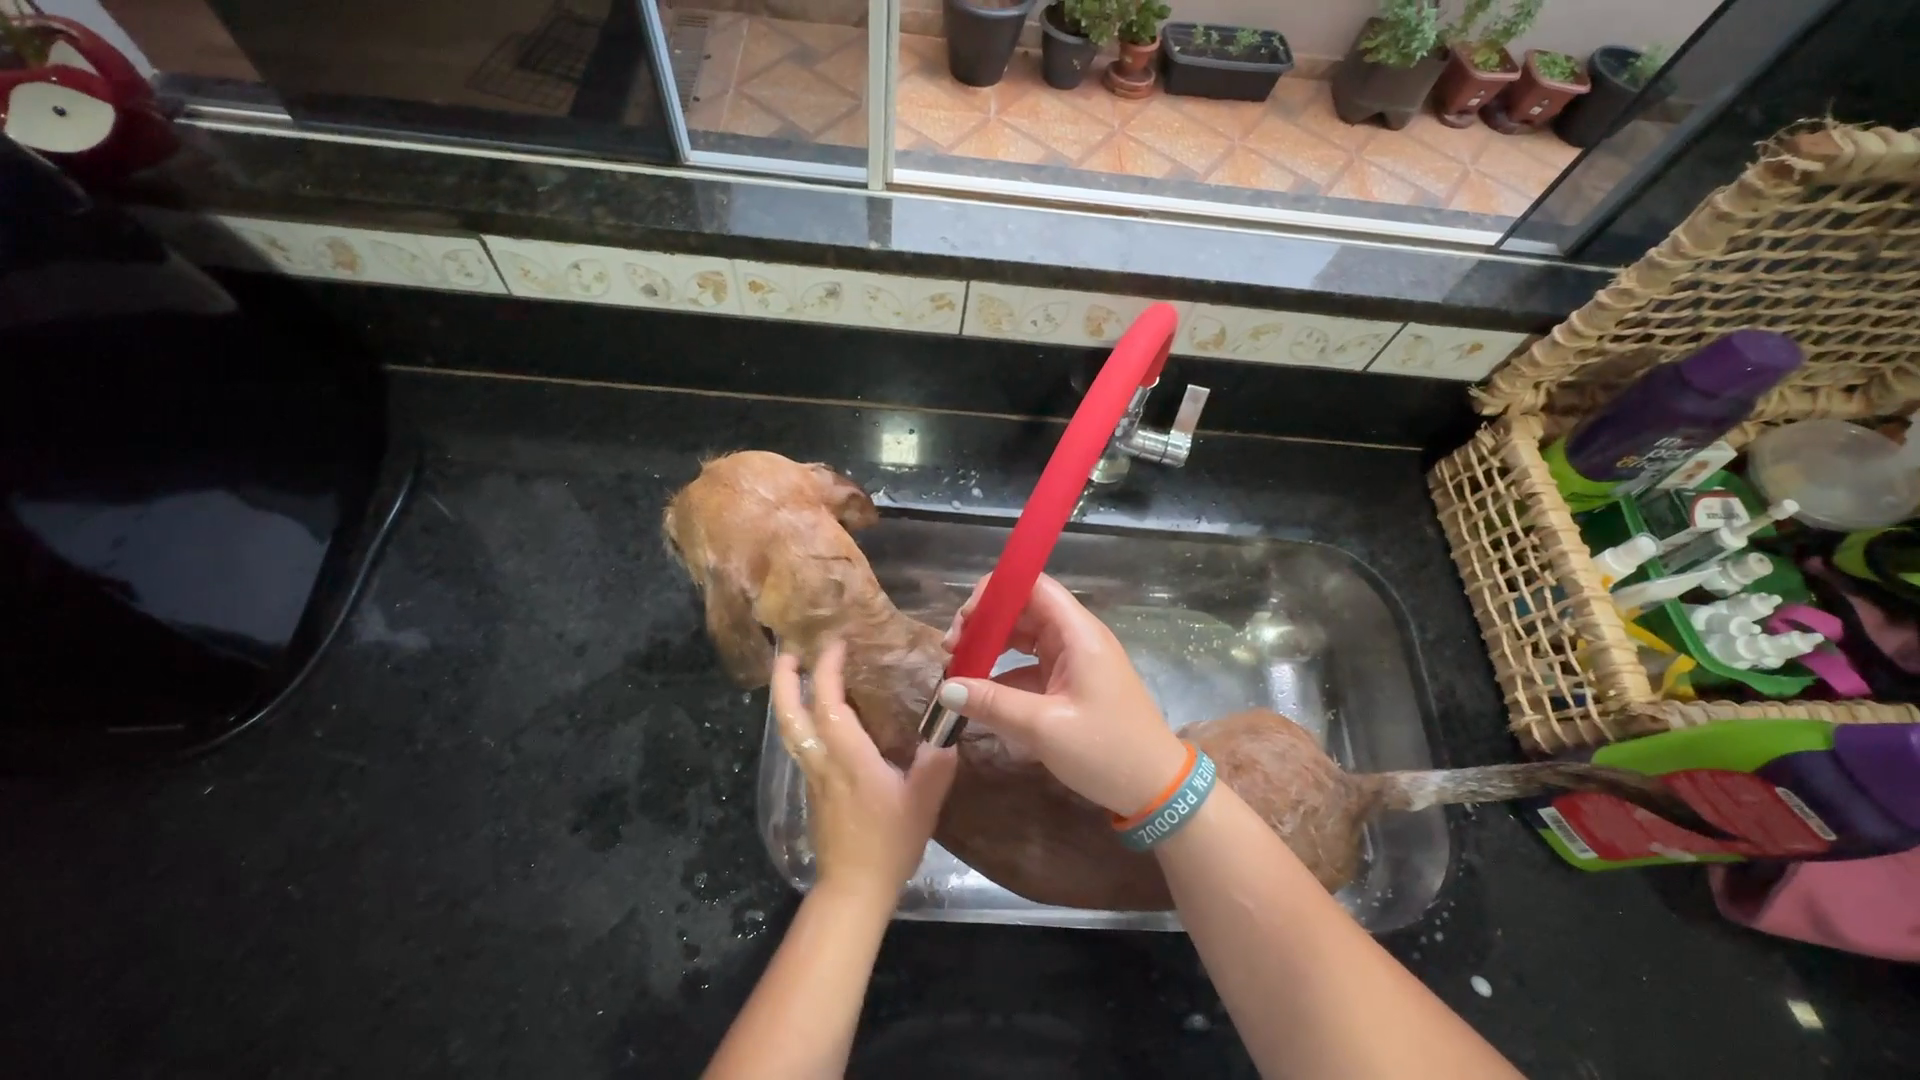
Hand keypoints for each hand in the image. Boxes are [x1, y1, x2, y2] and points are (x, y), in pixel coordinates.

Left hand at [771, 641, 957, 899]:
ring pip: (791, 730)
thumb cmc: (888, 844)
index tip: (836, 643)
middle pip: (790, 715)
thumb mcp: (922, 802)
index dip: (828, 670)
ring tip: (795, 675)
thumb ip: (935, 763)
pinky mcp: (814, 791)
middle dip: (784, 680)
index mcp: (848, 758)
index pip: (829, 704)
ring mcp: (813, 777)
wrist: (854, 889)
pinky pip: (802, 745)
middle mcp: (823, 762)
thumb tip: (947, 732)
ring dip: (787, 699)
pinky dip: (803, 721)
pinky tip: (820, 718)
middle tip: (787, 651)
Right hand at [936, 574, 1187, 817]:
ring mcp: (1074, 660)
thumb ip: (992, 703)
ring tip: (958, 672)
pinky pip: (1029, 666)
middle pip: (1023, 608)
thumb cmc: (1107, 751)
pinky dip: (1003, 674)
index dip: (995, 592)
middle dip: (984, 623)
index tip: (965, 623)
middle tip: (952, 652)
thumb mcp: (1044, 728)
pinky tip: (981, 696)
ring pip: (1023, 637)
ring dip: (990, 648)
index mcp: (1078, 634)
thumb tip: (945, 689)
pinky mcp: (1071, 684)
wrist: (1157, 788)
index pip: (1033, 585)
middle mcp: (1076, 637)